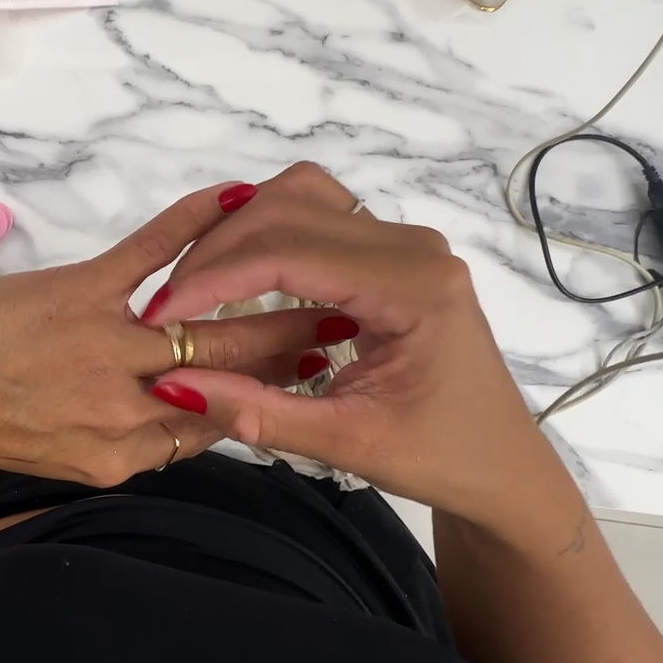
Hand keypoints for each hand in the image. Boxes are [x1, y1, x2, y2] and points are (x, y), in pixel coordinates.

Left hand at [0, 183, 344, 486]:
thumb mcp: (53, 460)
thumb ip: (117, 443)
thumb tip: (168, 411)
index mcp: (119, 456)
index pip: (214, 427)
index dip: (260, 399)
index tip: (295, 376)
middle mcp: (124, 409)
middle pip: (233, 375)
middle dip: (293, 347)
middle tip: (337, 320)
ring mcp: (105, 348)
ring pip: (212, 322)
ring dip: (269, 292)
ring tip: (312, 271)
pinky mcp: (79, 293)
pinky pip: (153, 253)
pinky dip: (196, 221)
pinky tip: (233, 199)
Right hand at [141, 163, 582, 527]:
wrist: (501, 464)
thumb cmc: (439, 457)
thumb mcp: (344, 443)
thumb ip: (256, 411)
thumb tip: (171, 382)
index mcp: (413, 287)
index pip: (287, 252)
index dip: (213, 278)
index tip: (161, 316)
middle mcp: (410, 247)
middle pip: (287, 207)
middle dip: (215, 251)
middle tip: (169, 306)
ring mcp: (400, 244)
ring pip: (297, 197)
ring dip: (235, 233)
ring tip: (194, 287)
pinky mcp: (385, 253)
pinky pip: (311, 217)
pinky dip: (260, 235)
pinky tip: (232, 276)